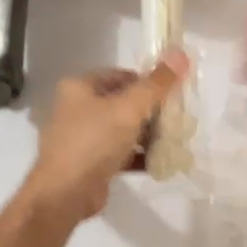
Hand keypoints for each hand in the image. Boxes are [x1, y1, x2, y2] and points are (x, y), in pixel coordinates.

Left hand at [22, 50, 189, 224]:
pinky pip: (118, 153)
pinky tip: (160, 162)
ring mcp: (81, 138)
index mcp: (78, 87)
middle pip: (121, 103)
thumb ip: (156, 84)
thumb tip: (180, 53)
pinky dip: (137, 156)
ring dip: (146, 135)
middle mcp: (76, 109)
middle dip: (149, 111)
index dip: (146, 82)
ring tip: (174, 140)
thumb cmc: (94, 141)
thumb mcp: (129, 108)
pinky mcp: (89, 163)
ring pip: (121, 129)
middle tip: (177, 118)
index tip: (172, 93)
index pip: (119, 75)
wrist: (66, 193)